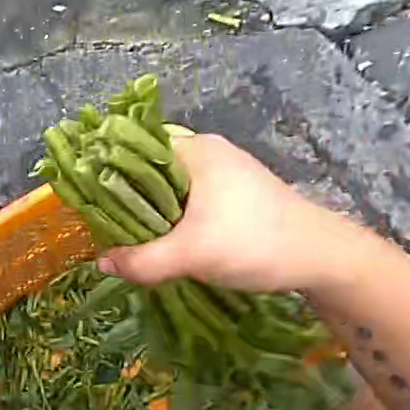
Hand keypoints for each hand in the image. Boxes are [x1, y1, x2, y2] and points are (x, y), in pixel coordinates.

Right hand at [97, 133, 370, 292]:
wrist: (324, 259)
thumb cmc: (257, 242)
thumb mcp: (192, 254)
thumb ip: (142, 260)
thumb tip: (100, 263)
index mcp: (195, 150)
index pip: (133, 146)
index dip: (105, 169)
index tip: (85, 198)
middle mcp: (206, 153)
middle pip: (146, 168)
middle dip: (122, 196)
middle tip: (101, 225)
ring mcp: (219, 174)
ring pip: (164, 188)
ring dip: (144, 211)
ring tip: (123, 237)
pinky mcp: (228, 196)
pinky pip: (181, 201)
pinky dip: (164, 218)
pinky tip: (155, 241)